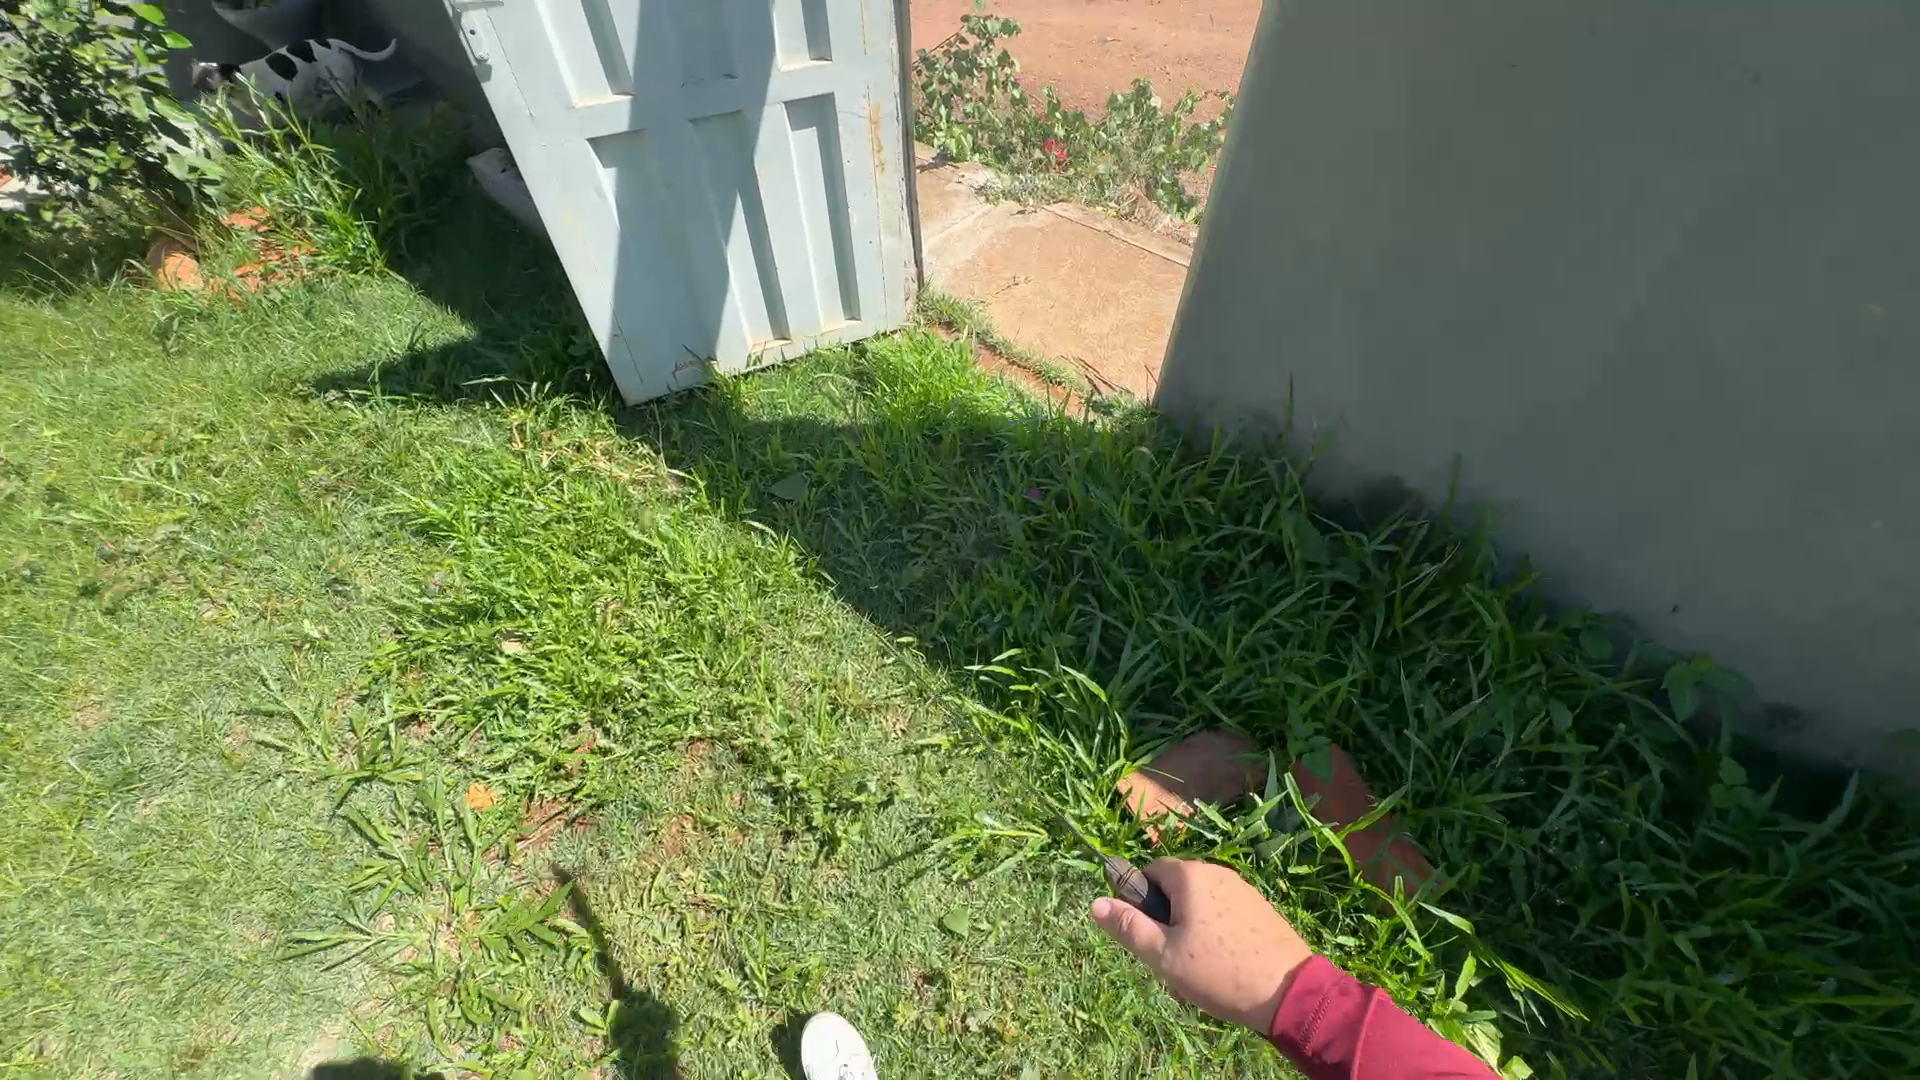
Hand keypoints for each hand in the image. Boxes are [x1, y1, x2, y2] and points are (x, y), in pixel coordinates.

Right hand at [1089, 857, 1313, 1032]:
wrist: (1292, 994)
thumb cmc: (1220, 973)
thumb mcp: (1164, 956)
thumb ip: (1128, 927)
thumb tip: (1094, 903)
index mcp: (1189, 875)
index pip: (1150, 873)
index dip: (1143, 903)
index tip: (1151, 937)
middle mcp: (1215, 871)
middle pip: (1176, 887)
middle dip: (1168, 918)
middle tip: (1174, 958)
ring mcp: (1241, 887)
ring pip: (1200, 901)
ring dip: (1192, 925)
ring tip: (1200, 966)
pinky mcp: (1260, 907)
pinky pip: (1224, 910)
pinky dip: (1217, 931)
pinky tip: (1225, 964)